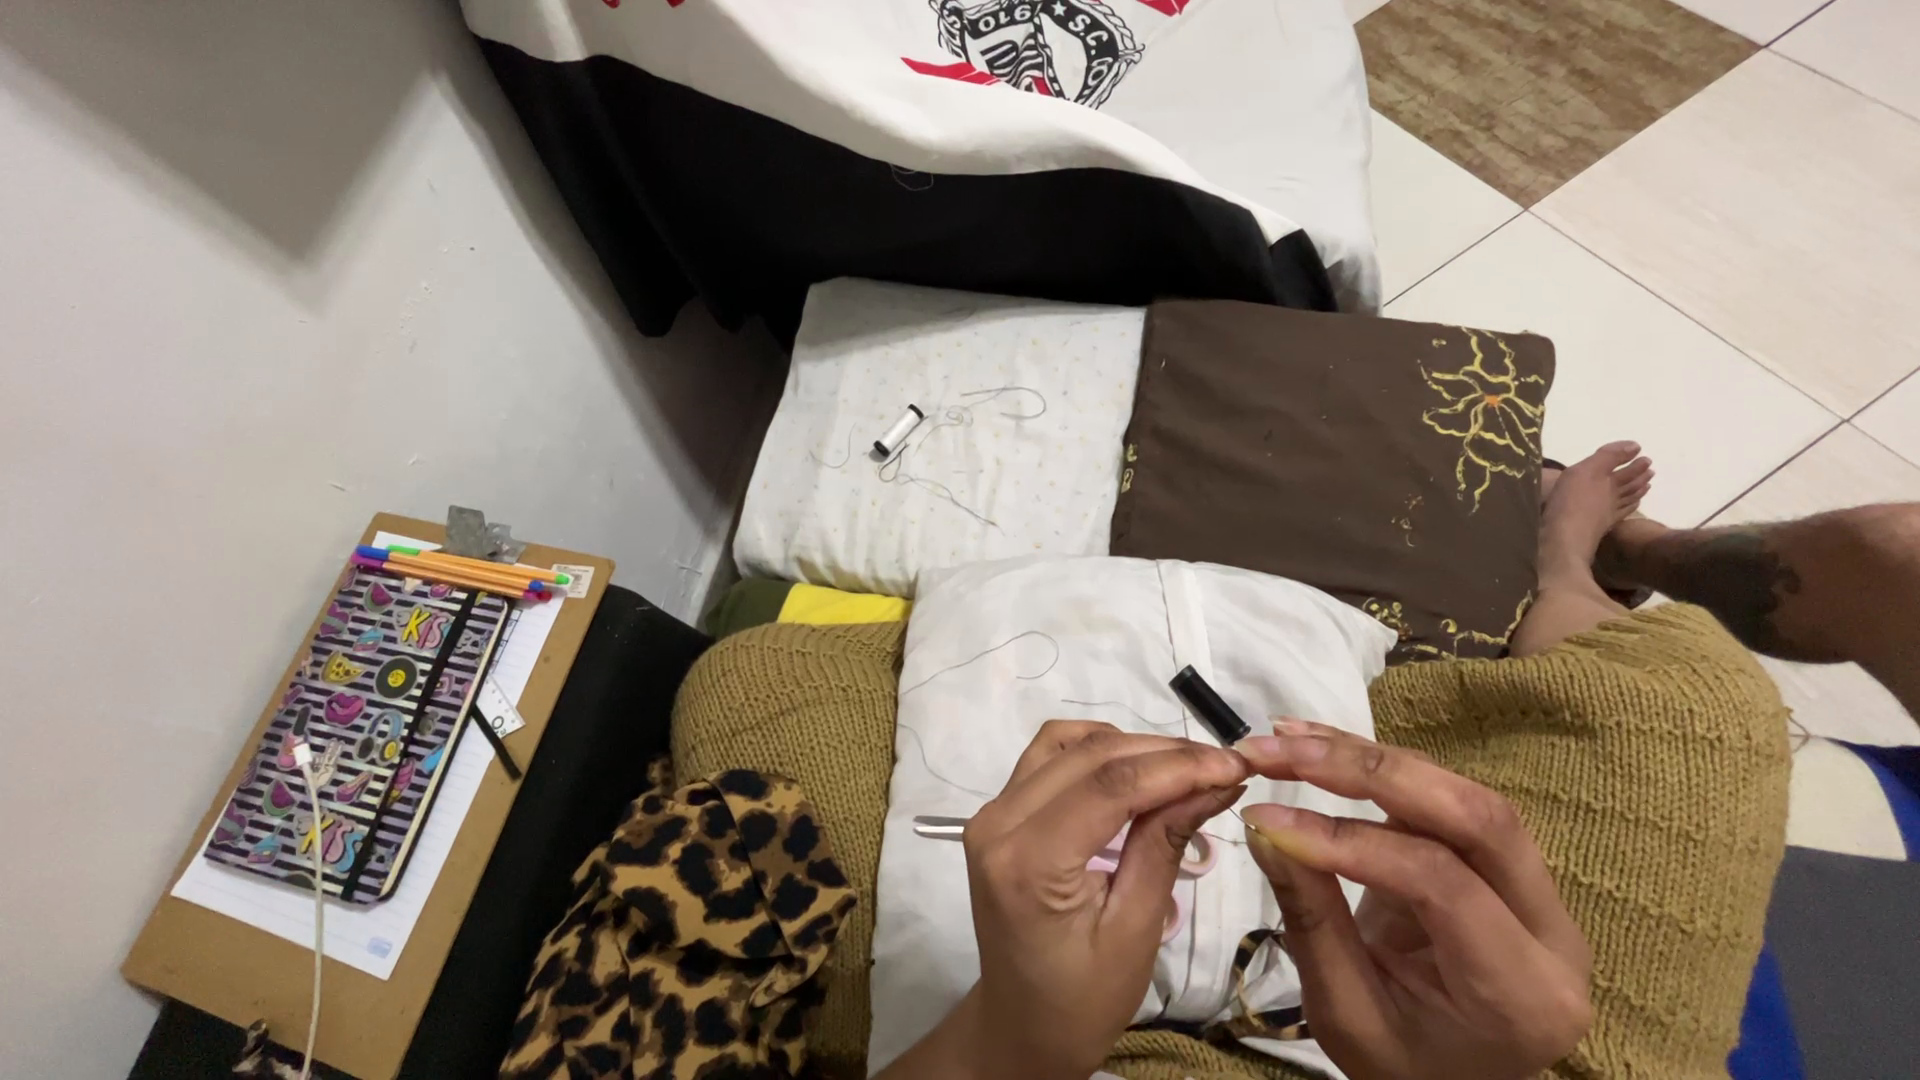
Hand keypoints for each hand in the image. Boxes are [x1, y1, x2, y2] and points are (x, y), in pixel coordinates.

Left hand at [880, 721, 1248, 1079]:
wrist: (1020, 1025)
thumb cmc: (1083, 998)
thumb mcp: (1136, 930)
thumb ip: (1166, 844)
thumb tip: (1216, 780)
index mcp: (1029, 863)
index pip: (1110, 785)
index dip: (1177, 766)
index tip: (1235, 765)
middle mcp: (998, 822)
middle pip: (1089, 755)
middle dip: (1162, 752)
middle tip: (1223, 765)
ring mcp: (991, 812)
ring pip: (1066, 743)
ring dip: (1129, 744)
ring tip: (1185, 767)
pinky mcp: (997, 810)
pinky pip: (1046, 755)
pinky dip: (1092, 748)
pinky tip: (1133, 766)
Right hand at [1236, 720, 1592, 1079]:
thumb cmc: (1400, 1065)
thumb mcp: (1343, 1012)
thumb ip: (1311, 919)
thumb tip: (1264, 828)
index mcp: (1522, 992)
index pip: (1441, 883)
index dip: (1349, 841)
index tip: (1265, 821)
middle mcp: (1551, 931)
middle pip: (1474, 815)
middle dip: (1367, 770)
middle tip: (1282, 749)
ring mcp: (1534, 890)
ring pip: (1459, 791)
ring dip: (1366, 757)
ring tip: (1286, 737)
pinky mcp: (1498, 862)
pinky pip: (1439, 796)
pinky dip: (1373, 766)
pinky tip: (1316, 747)